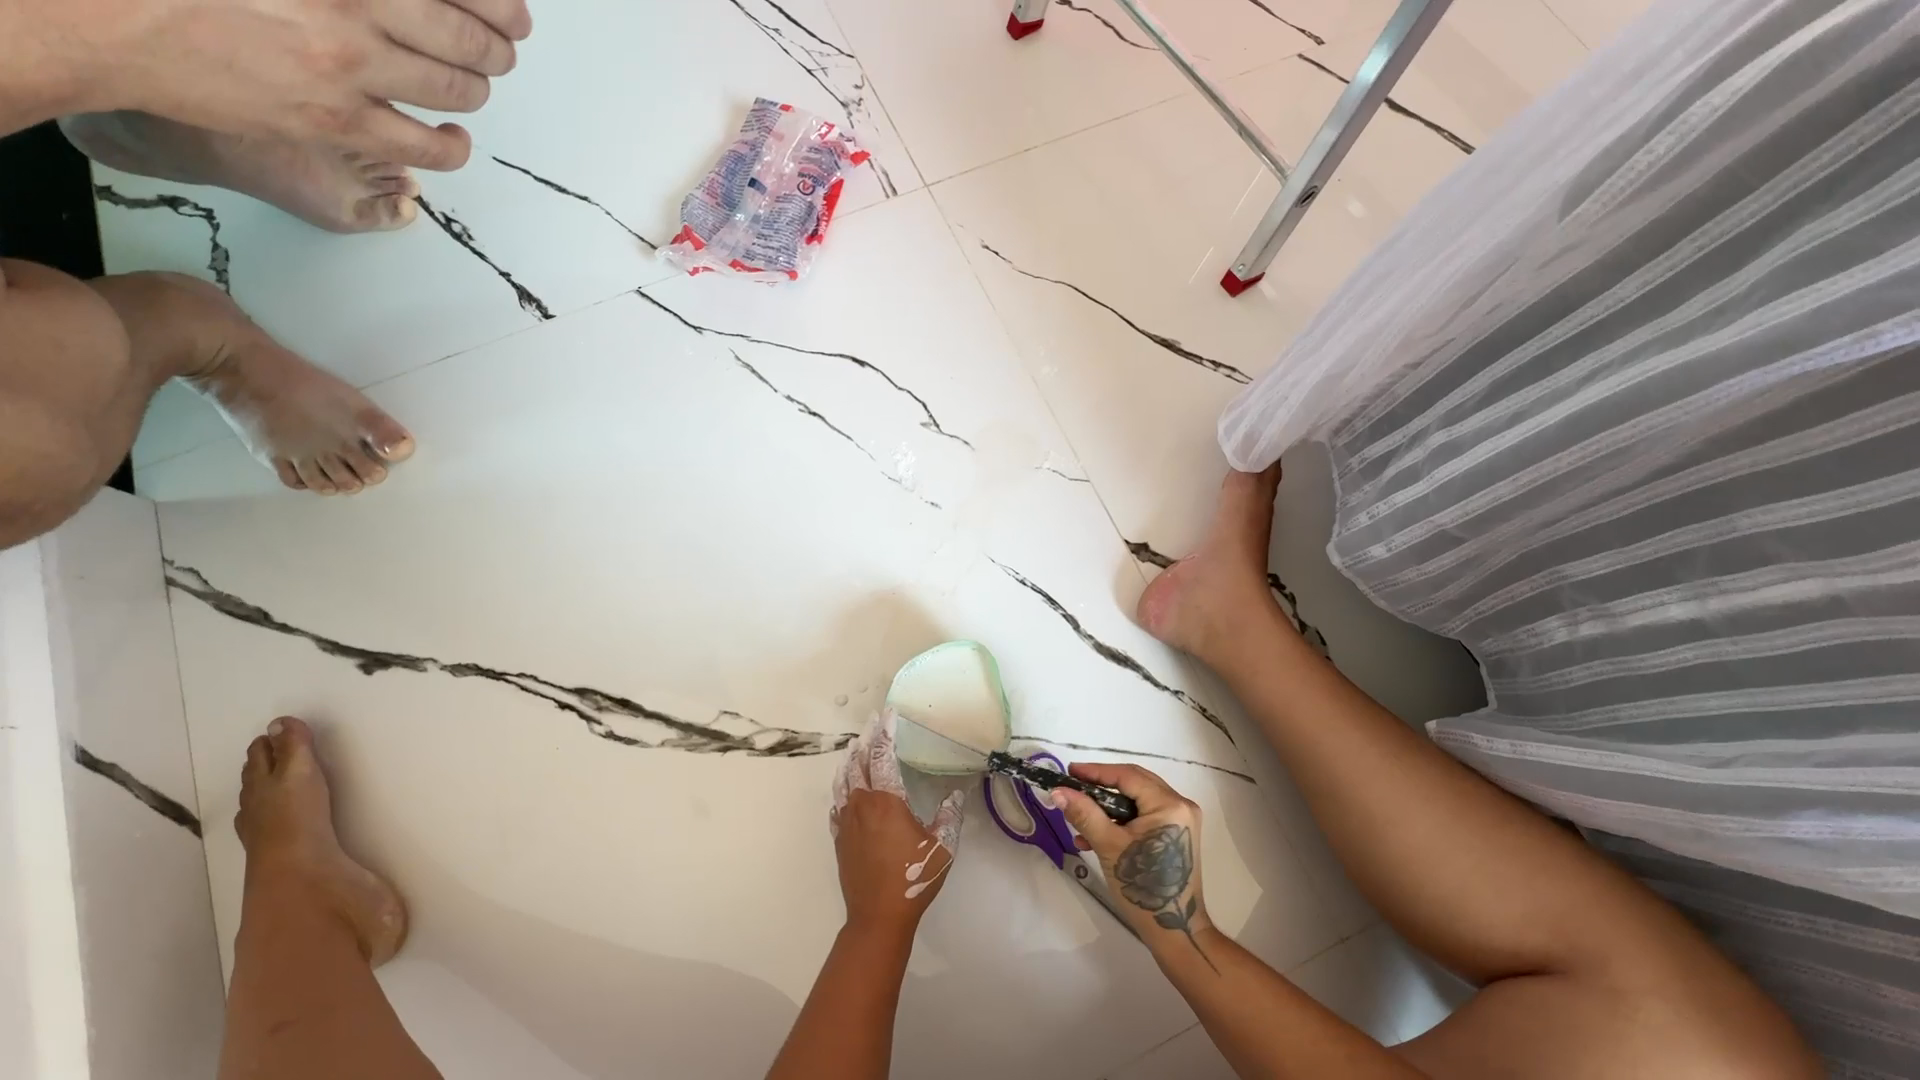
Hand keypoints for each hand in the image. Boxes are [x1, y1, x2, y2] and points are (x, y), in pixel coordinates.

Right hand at [67, 0, 534, 168]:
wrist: (98, 9)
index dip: (495, 1)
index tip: (512, 8)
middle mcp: (357, 10)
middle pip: (468, 37)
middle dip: (498, 42)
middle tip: (506, 44)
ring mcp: (349, 69)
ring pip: (457, 90)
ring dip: (477, 86)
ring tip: (476, 80)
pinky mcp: (336, 121)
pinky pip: (426, 148)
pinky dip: (452, 146)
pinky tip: (454, 136)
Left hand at [829, 712, 965, 937]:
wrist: (877, 915)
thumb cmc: (913, 878)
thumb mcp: (943, 847)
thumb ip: (949, 817)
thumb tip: (954, 796)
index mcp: (886, 800)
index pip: (884, 755)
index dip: (887, 732)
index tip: (889, 714)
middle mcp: (862, 803)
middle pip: (861, 762)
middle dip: (867, 739)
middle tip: (873, 721)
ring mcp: (846, 820)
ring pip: (845, 780)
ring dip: (851, 759)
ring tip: (856, 745)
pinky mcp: (839, 837)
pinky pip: (837, 804)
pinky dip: (841, 788)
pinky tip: (845, 788)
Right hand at [1052, 764, 1216, 970]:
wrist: (1174, 931)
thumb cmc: (1143, 886)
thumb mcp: (1109, 846)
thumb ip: (1084, 813)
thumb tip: (1058, 791)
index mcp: (1169, 804)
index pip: (1127, 775)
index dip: (1096, 772)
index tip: (1069, 772)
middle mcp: (1180, 806)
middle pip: (1134, 784)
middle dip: (1101, 787)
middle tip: (1073, 788)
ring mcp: (1181, 821)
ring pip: (1137, 801)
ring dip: (1107, 808)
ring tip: (1079, 821)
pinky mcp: (1175, 835)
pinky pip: (1143, 817)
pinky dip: (1120, 822)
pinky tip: (1095, 838)